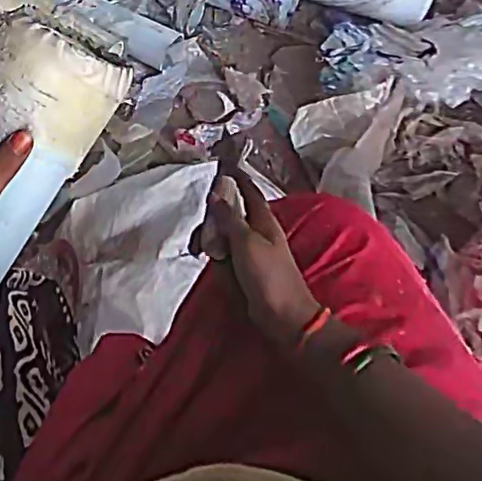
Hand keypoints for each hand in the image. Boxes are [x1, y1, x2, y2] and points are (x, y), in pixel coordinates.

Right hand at [200, 169, 320, 345]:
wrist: (283, 316)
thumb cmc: (268, 275)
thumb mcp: (246, 242)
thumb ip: (230, 218)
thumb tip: (216, 194)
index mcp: (264, 221)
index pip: (250, 191)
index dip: (237, 178)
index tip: (221, 164)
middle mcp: (259, 232)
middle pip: (235, 210)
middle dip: (218, 205)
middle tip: (199, 199)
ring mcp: (252, 250)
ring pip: (227, 231)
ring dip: (214, 230)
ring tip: (198, 229)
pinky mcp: (245, 267)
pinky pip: (225, 250)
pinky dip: (215, 248)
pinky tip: (204, 250)